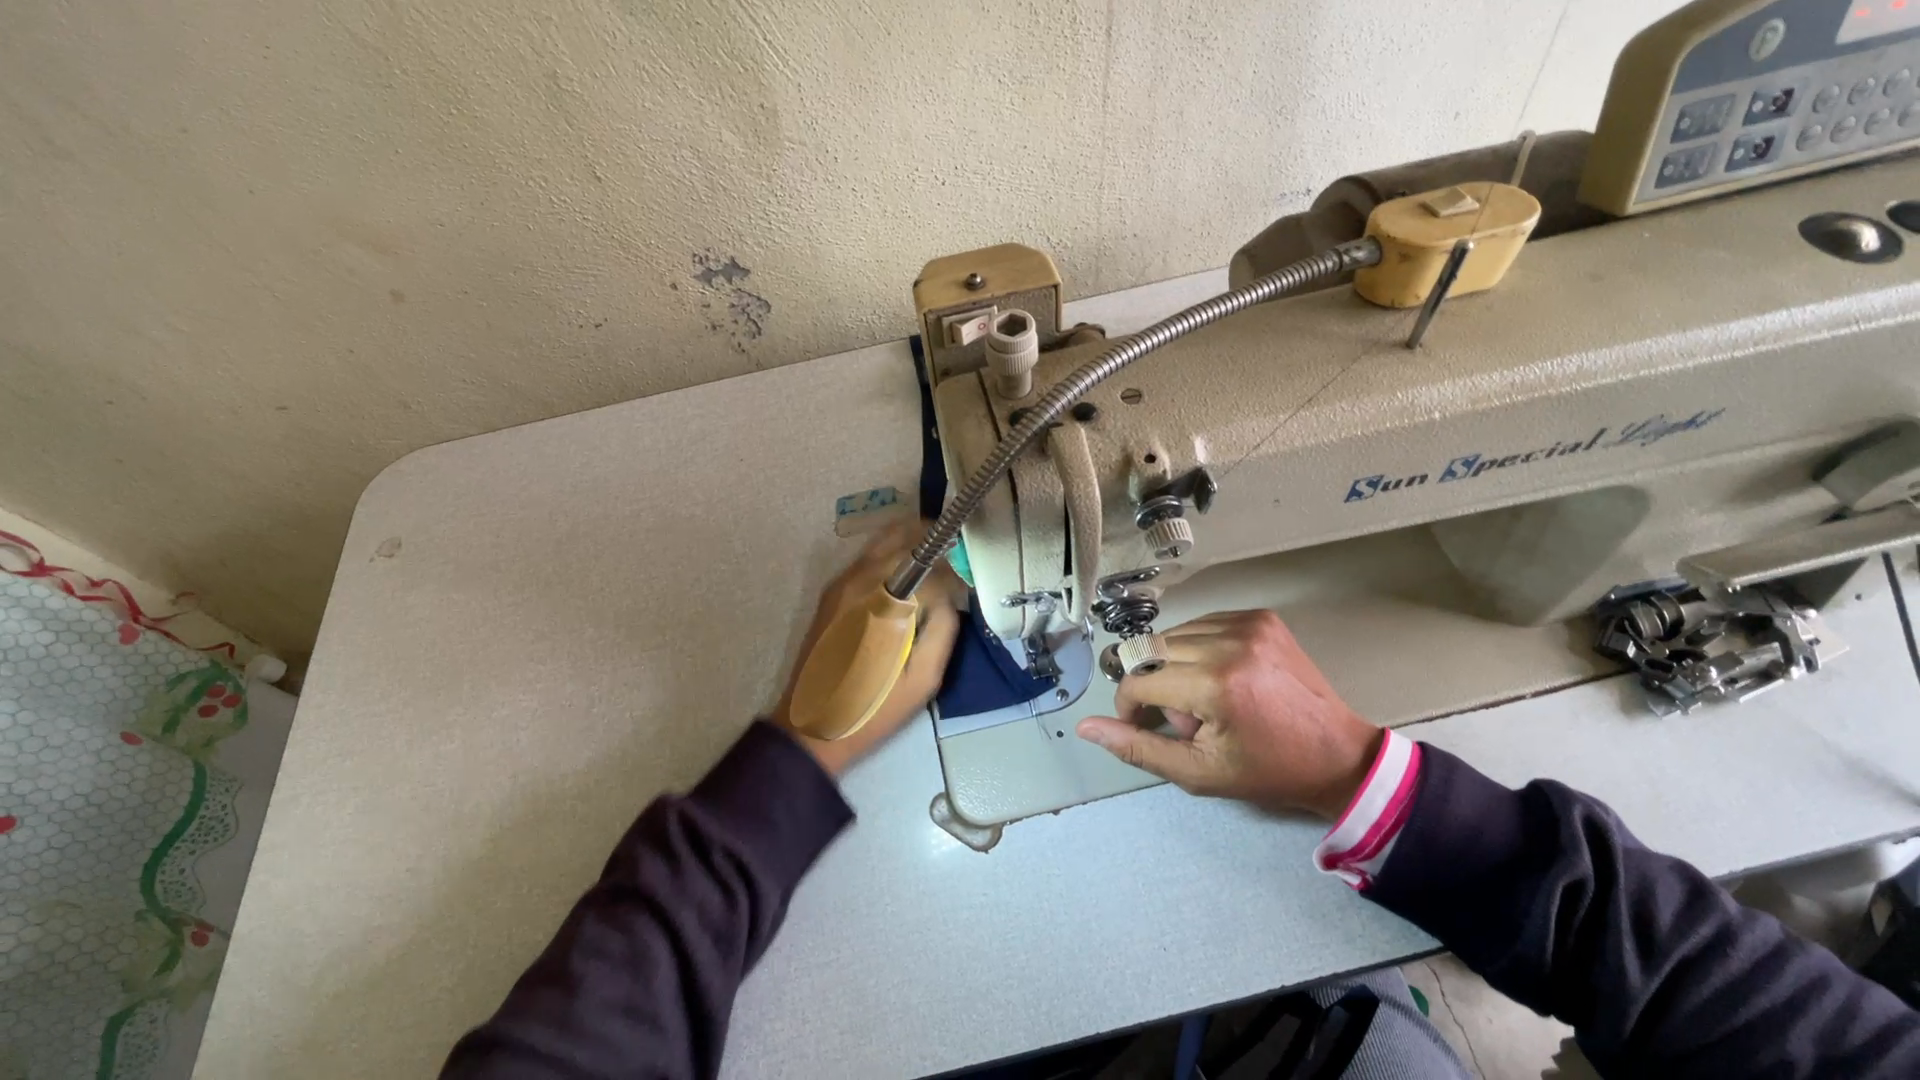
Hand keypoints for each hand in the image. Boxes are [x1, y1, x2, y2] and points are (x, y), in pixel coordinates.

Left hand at [773, 522, 962, 775]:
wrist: (811, 729)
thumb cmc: (872, 709)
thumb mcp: (923, 678)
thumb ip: (942, 629)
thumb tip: (950, 596)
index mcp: (881, 599)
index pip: (926, 557)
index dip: (952, 559)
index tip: (971, 570)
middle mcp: (857, 580)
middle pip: (902, 535)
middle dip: (934, 540)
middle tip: (960, 558)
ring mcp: (840, 584)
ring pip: (883, 542)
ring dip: (913, 545)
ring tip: (940, 566)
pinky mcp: (832, 594)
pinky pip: (869, 559)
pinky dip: (894, 557)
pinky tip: (911, 582)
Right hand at [1075, 610, 1382, 819]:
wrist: (1338, 754)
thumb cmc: (1267, 770)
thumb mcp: (1197, 771)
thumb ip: (1137, 747)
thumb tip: (1087, 727)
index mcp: (1215, 684)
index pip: (1140, 679)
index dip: (1130, 705)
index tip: (1143, 725)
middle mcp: (1230, 643)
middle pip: (1154, 652)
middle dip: (1158, 686)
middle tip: (1188, 719)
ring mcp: (1249, 624)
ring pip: (1176, 636)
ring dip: (1177, 666)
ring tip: (1208, 699)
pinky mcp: (1261, 617)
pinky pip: (1204, 625)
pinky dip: (1199, 650)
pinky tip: (1222, 678)